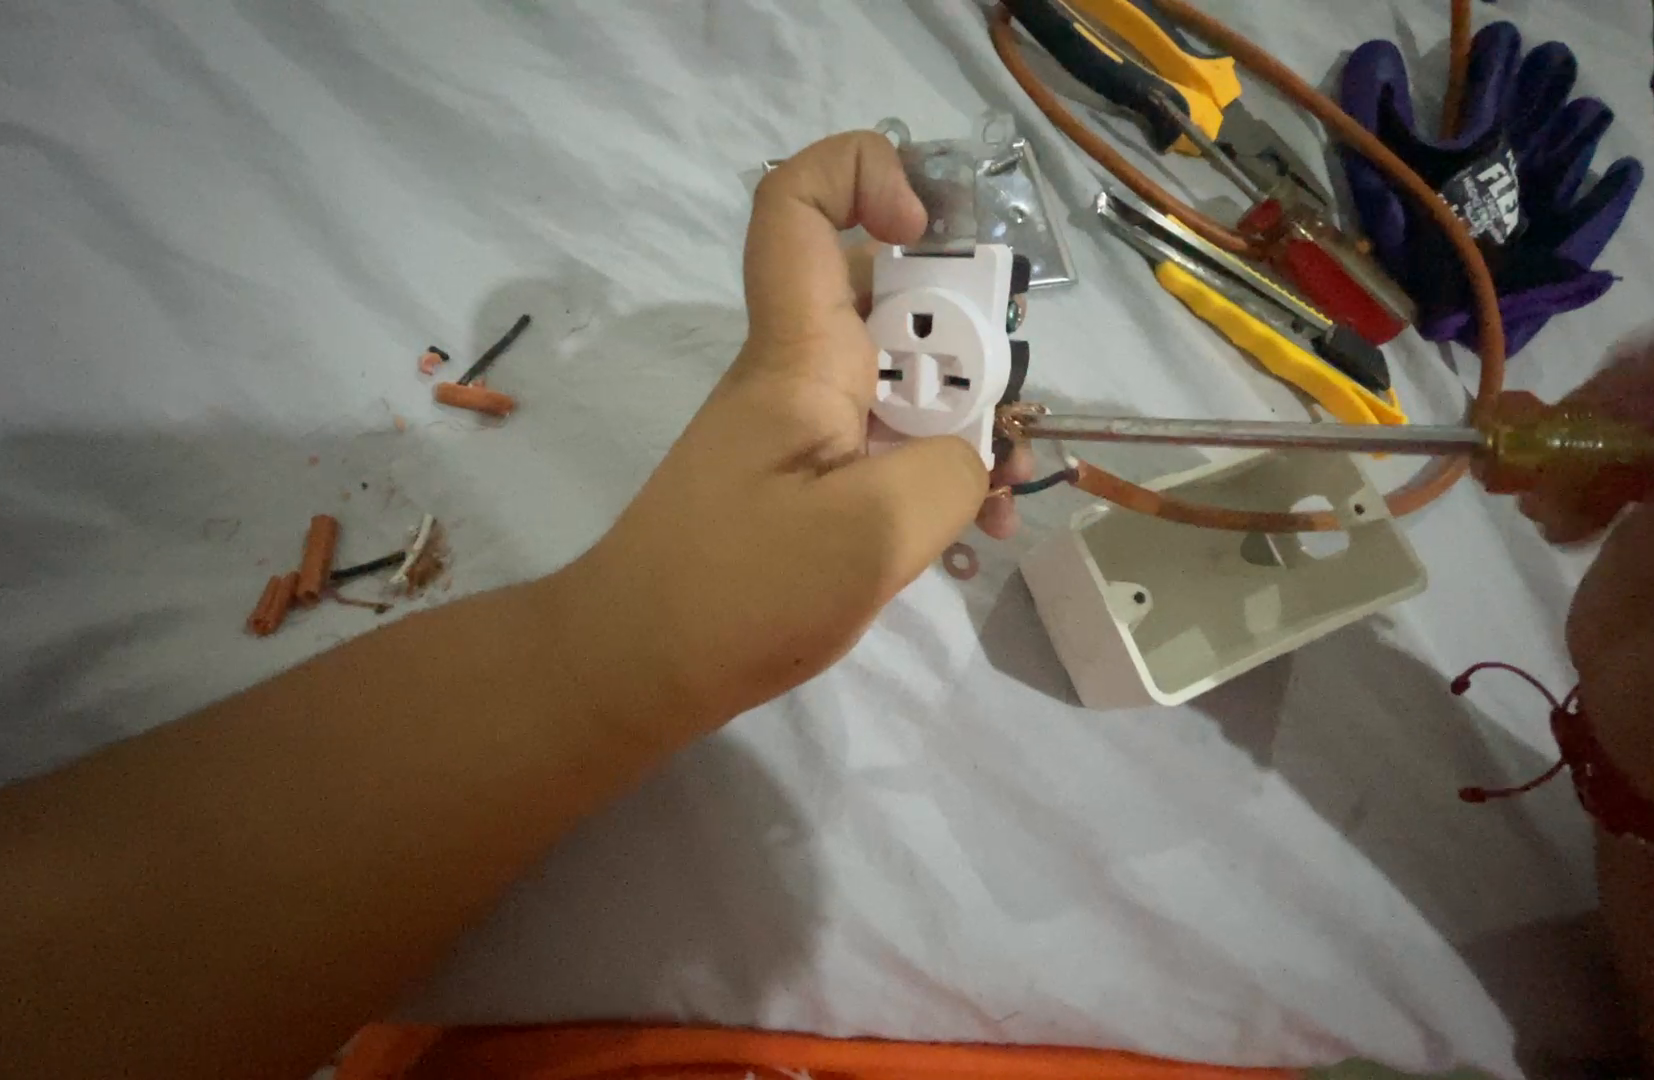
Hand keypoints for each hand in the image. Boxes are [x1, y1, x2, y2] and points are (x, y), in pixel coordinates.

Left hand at [565, 131, 1016, 728]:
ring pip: (900, 382)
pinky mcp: (811, 484)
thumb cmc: (742, 593)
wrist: (642, 665)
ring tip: (1008, 488)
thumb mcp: (872, 535)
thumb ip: (949, 475)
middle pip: (888, 299)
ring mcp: (806, 433)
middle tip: (1011, 409)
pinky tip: (976, 528)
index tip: (931, 232)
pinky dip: (935, 474)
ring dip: (967, 422)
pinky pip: (886, 449)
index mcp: (799, 356)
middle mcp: (800, 375)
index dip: (864, 175)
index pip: (796, 206)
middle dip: (970, 337)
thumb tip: (969, 459)